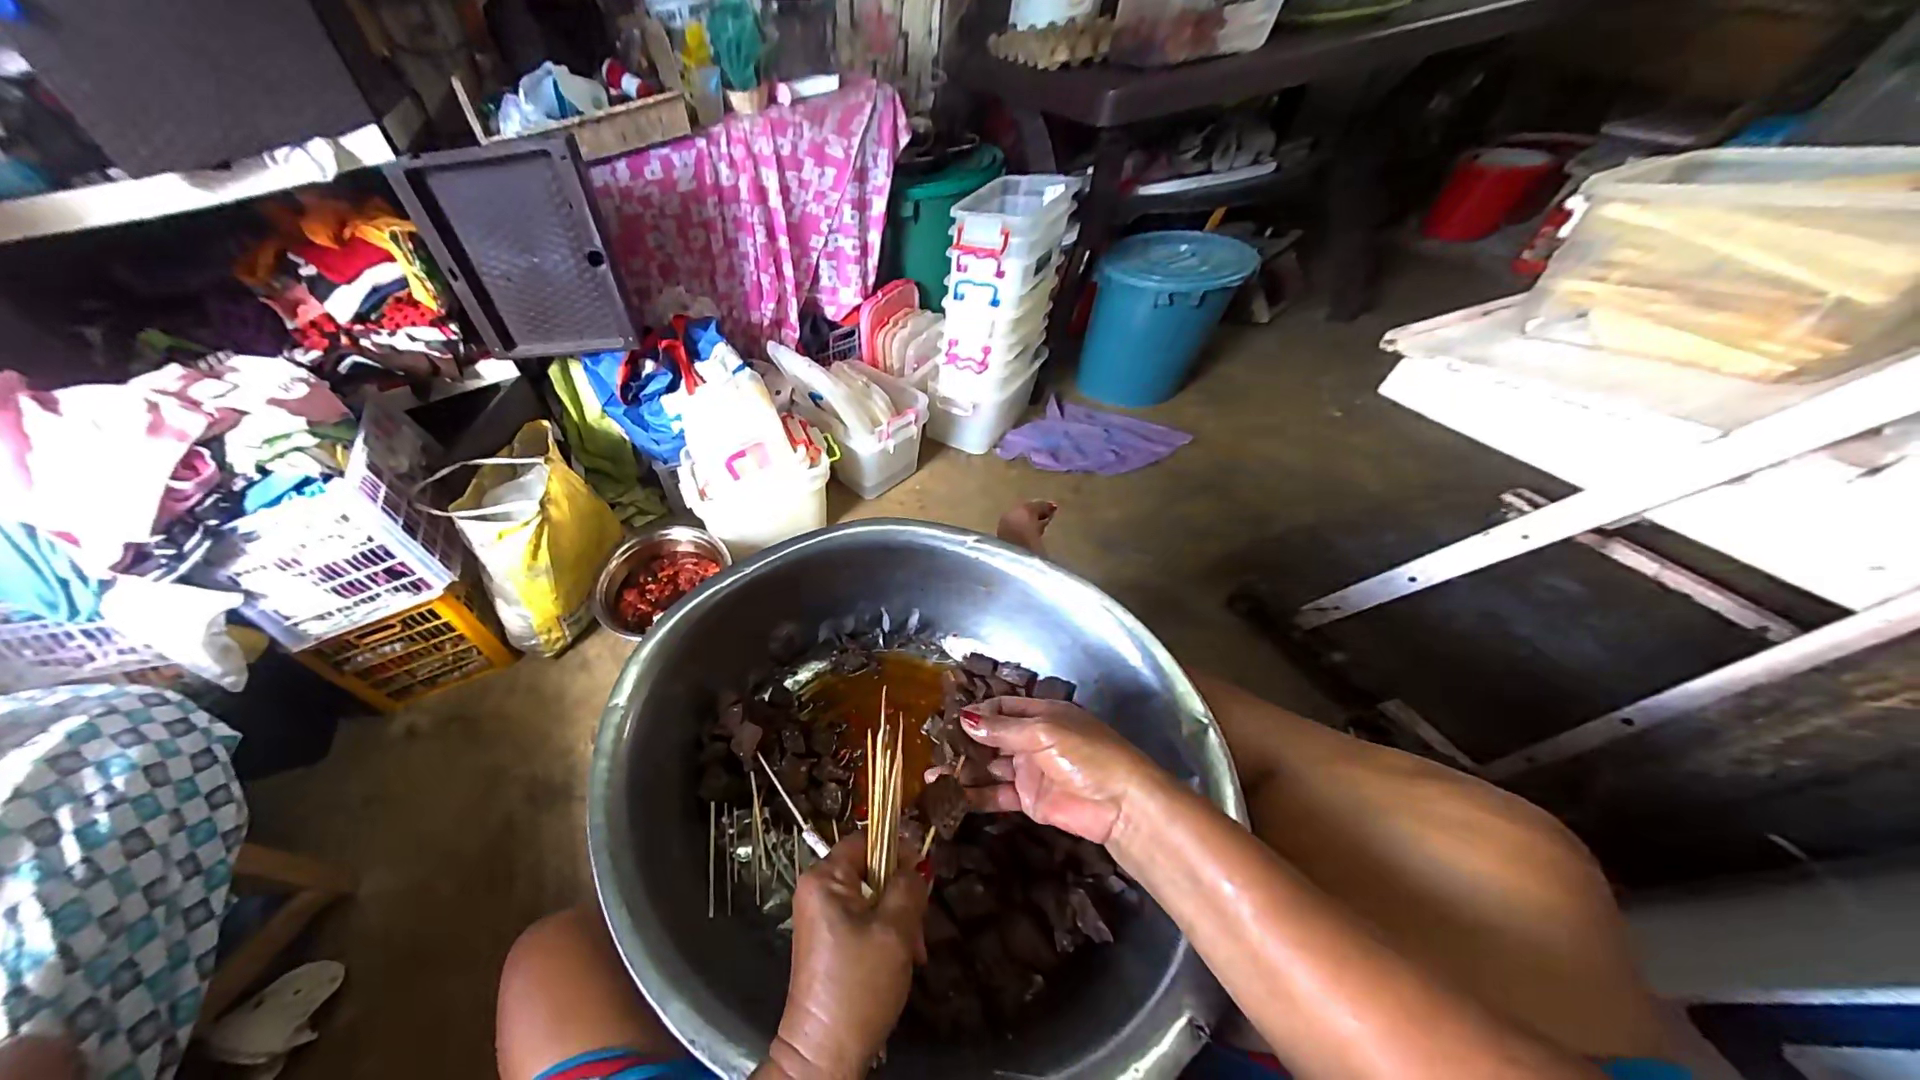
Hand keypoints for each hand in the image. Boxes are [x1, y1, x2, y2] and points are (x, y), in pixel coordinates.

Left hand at [761, 832, 927, 1079]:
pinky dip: (888, 934)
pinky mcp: (831, 941)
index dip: (897, 848)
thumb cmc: (859, 984)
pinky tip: (904, 958)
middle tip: (920, 924)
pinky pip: (865, 920)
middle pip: (871, 870)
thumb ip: (909, 886)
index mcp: (824, 879)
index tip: (923, 872)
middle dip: (902, 893)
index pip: (866, 839)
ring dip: (900, 918)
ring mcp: (823, 917)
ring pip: (873, 897)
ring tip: (915, 950)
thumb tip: (916, 863)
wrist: (824, 1055)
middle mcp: (818, 891)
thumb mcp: (894, 929)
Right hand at [937, 696, 1166, 845]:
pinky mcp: (1029, 800)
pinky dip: (975, 796)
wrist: (1121, 805)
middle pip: (992, 738)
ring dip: (963, 771)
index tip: (949, 721)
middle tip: (934, 751)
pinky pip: (996, 794)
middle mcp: (1033, 739)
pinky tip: (951, 797)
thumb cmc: (1088, 755)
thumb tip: (966, 719)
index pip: (1002, 708)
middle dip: (964, 744)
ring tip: (933, 776)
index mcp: (1041, 714)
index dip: (977, 713)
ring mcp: (1030, 771)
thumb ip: (1003, 729)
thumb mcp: (1044, 733)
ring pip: (990, 767)